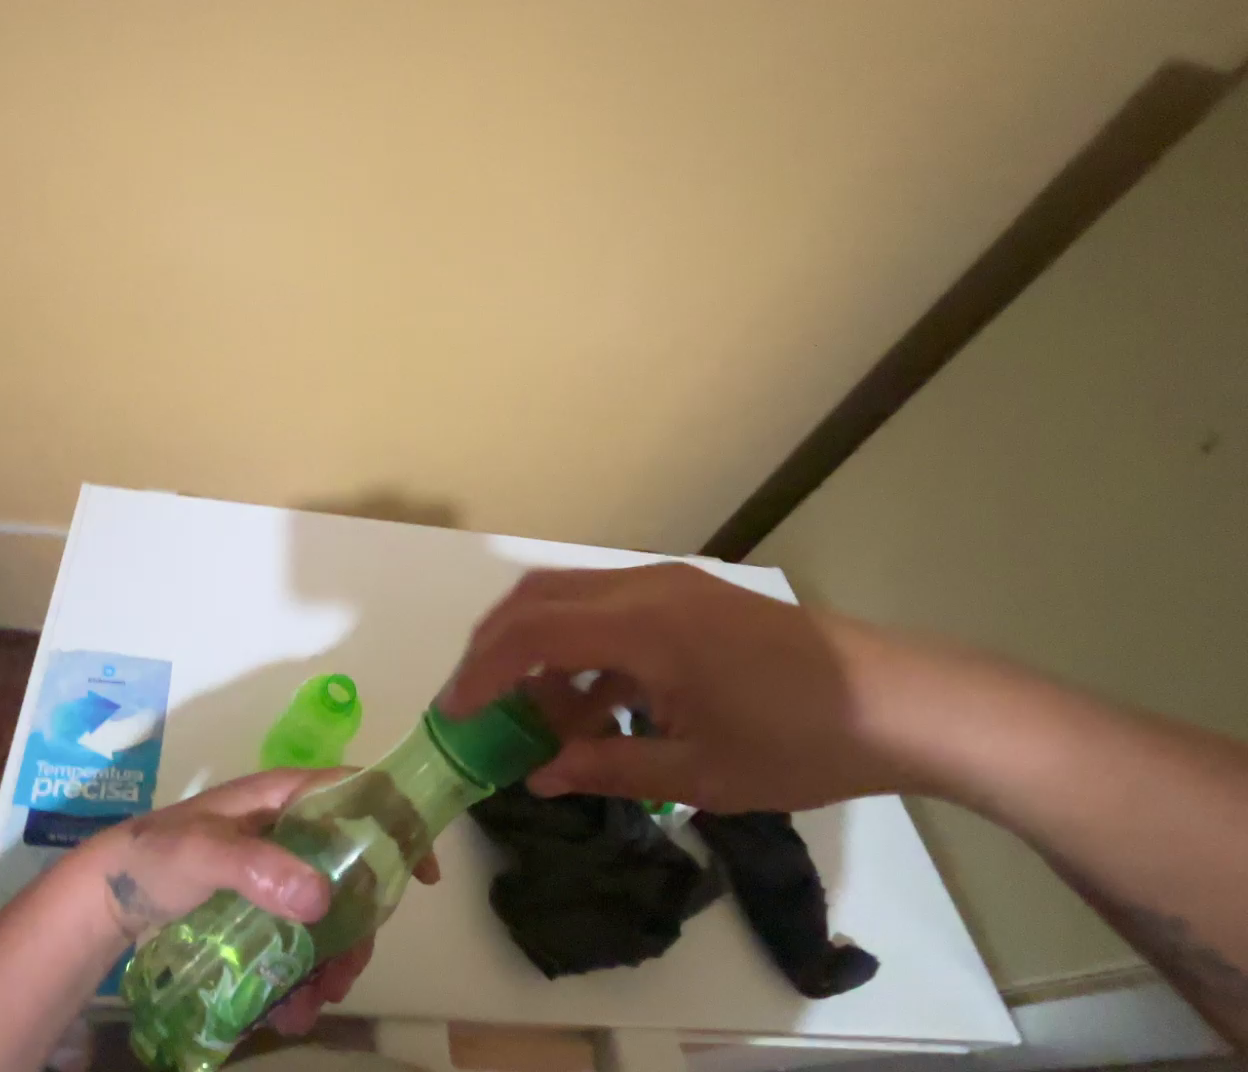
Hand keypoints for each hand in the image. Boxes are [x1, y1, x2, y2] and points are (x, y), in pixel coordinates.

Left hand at [84, 769, 438, 1033]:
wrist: (109, 894)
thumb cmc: (158, 855)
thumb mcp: (202, 852)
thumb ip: (256, 866)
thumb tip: (322, 899)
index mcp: (284, 798)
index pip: (357, 794)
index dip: (397, 823)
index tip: (425, 873)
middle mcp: (291, 830)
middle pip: (354, 866)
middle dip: (361, 922)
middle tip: (349, 971)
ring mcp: (278, 870)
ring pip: (333, 910)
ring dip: (335, 959)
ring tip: (310, 1003)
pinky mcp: (265, 906)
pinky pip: (305, 936)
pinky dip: (308, 971)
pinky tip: (290, 1006)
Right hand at [439, 563, 927, 812]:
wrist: (906, 705)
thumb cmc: (802, 744)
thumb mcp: (698, 772)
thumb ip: (606, 767)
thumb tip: (537, 775)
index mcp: (645, 625)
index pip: (532, 632)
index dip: (483, 670)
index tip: (455, 711)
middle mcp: (644, 588)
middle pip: (536, 599)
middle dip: (494, 648)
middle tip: (476, 701)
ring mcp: (666, 585)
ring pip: (567, 599)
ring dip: (536, 649)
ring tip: (534, 714)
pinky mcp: (684, 596)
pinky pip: (605, 611)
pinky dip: (579, 650)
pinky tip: (590, 704)